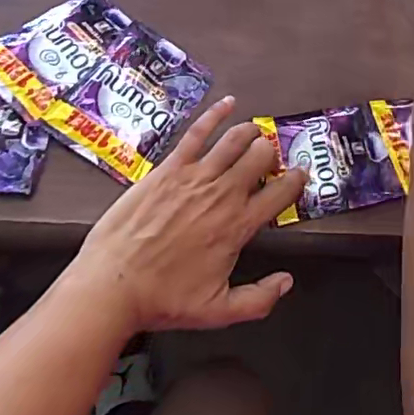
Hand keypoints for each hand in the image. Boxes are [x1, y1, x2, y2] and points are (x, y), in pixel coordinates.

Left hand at [66, 97, 307, 334]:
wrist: (114, 283)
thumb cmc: (164, 298)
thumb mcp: (218, 311)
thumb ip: (259, 299)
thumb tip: (287, 281)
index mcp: (237, 226)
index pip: (279, 194)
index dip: (295, 181)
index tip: (299, 176)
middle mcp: (222, 194)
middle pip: (261, 157)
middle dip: (272, 153)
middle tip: (270, 158)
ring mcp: (195, 176)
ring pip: (234, 140)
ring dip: (251, 132)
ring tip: (256, 132)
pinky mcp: (169, 167)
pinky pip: (197, 133)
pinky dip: (215, 114)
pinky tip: (227, 103)